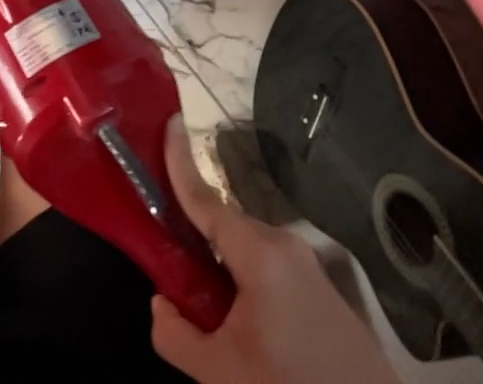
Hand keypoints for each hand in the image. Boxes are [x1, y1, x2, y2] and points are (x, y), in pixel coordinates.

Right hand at [152, 118, 398, 383]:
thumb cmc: (290, 383)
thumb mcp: (218, 371)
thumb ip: (174, 332)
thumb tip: (163, 304)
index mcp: (259, 254)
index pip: (206, 199)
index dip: (181, 162)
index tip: (167, 124)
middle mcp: (285, 246)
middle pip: (223, 224)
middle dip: (191, 235)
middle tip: (166, 264)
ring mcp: (307, 265)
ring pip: (244, 248)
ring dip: (217, 264)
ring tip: (201, 303)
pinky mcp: (320, 287)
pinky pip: (266, 266)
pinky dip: (241, 276)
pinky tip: (237, 318)